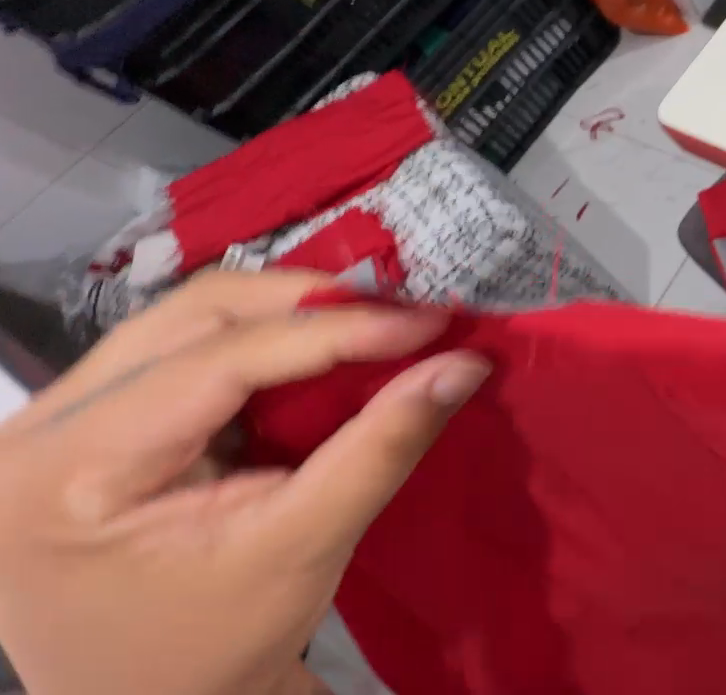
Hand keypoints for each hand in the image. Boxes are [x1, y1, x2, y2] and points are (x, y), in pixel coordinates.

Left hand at [0, 269, 489, 694]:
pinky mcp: (101, 417)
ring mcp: (62, 417)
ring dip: (301, 311)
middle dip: (317, 302)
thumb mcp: (306, 546)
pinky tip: (335, 352)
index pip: (219, 358)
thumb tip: (465, 363)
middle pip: (198, 312)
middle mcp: (40, 426)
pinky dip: (281, 335)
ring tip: (381, 329)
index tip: (434, 323)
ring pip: (199, 314)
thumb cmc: (214, 641)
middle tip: (409, 320)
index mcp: (65, 470)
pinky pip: (199, 342)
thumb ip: (383, 446)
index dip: (339, 329)